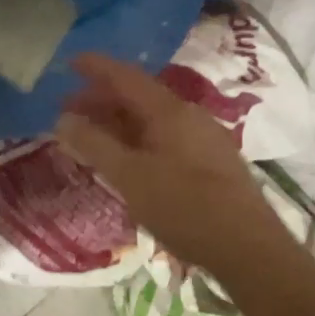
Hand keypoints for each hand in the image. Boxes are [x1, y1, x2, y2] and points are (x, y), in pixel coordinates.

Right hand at [56, 54, 291, 278]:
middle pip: (137, 96)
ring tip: (91, 136)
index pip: (124, 76)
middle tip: (68, 110)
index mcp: (168, 110)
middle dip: (100, 99)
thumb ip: (93, 144)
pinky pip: (165, 136)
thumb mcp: (128, 176)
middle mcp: (188, 115)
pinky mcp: (212, 163)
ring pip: (151, 118)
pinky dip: (137, 138)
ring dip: (118, 122)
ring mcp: (204, 139)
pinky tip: (126, 159)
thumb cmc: (185, 207)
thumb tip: (63, 119)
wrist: (252, 252)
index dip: (95, 66)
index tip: (68, 63)